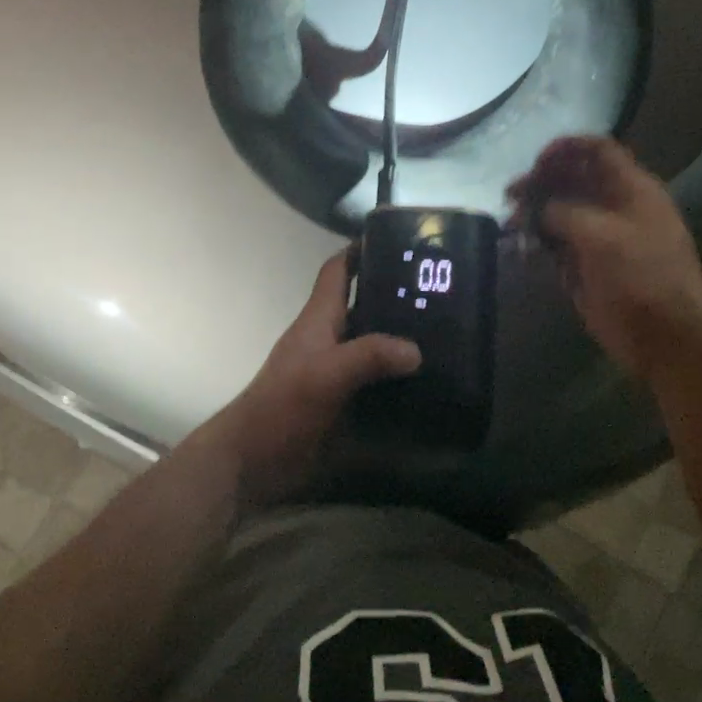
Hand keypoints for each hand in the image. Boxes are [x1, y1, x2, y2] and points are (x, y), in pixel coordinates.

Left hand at [200, 252, 420, 505]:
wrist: (253, 460)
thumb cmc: (283, 406)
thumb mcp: (326, 374)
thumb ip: (368, 356)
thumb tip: (416, 349)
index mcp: (319, 319)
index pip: (338, 270)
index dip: (361, 250)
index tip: (399, 241)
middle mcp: (329, 338)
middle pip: (363, 305)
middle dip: (397, 296)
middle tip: (444, 294)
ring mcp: (334, 371)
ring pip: (373, 344)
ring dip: (402, 339)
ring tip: (448, 336)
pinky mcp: (341, 402)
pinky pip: (375, 380)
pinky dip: (398, 377)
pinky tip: (429, 383)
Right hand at [506, 136, 701, 373]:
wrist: (667, 339)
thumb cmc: (642, 278)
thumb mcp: (601, 236)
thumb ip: (564, 212)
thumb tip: (537, 209)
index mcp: (632, 190)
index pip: (598, 151)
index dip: (566, 148)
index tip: (536, 162)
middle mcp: (616, 208)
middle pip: (574, 179)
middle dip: (542, 182)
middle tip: (511, 196)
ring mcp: (602, 238)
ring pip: (562, 212)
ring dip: (535, 213)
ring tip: (510, 224)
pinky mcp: (589, 267)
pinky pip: (558, 244)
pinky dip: (539, 242)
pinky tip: (520, 247)